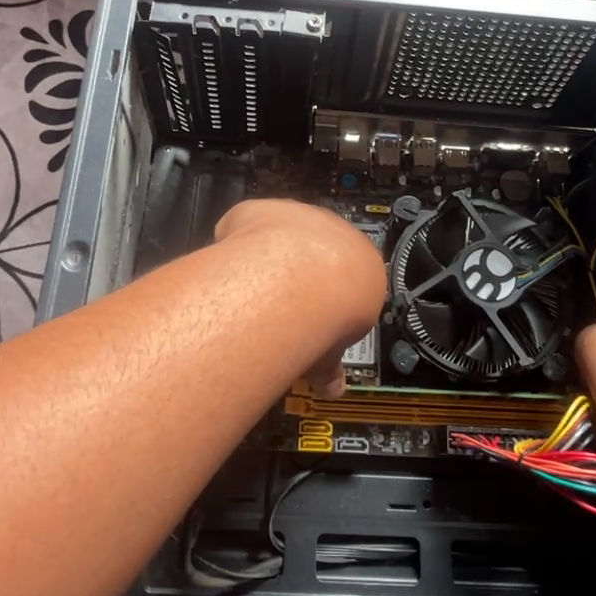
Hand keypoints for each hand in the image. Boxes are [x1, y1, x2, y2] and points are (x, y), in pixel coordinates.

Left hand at [214, 199, 384, 396]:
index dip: (330, 300)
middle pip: (315, 251)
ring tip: (252, 292)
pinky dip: (238, 241)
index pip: (350, 279)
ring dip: (268, 257)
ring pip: (281, 233)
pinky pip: (247, 223)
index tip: (313, 319)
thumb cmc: (329, 314)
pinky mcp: (261, 208)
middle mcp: (334, 232)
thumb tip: (329, 387)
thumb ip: (329, 365)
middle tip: (280, 307)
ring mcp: (297, 215)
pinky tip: (231, 268)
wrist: (300, 278)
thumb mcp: (334, 352)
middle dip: (297, 276)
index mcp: (364, 265)